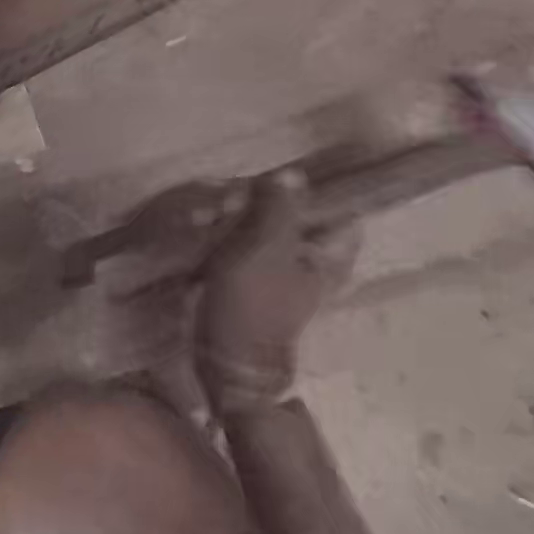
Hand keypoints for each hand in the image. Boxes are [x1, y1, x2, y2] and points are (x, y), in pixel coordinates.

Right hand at [197, 171, 359, 414]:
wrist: (228, 359)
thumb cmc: (252, 304)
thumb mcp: (263, 249)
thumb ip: (278, 209)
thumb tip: (292, 173)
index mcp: (330, 254)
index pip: (333, 207)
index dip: (302, 189)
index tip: (265, 181)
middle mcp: (314, 258)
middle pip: (291, 211)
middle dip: (253, 202)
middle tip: (224, 205)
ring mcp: (283, 268)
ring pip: (262, 223)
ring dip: (232, 216)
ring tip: (203, 219)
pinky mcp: (254, 276)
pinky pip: (243, 240)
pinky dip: (225, 233)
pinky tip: (200, 231)